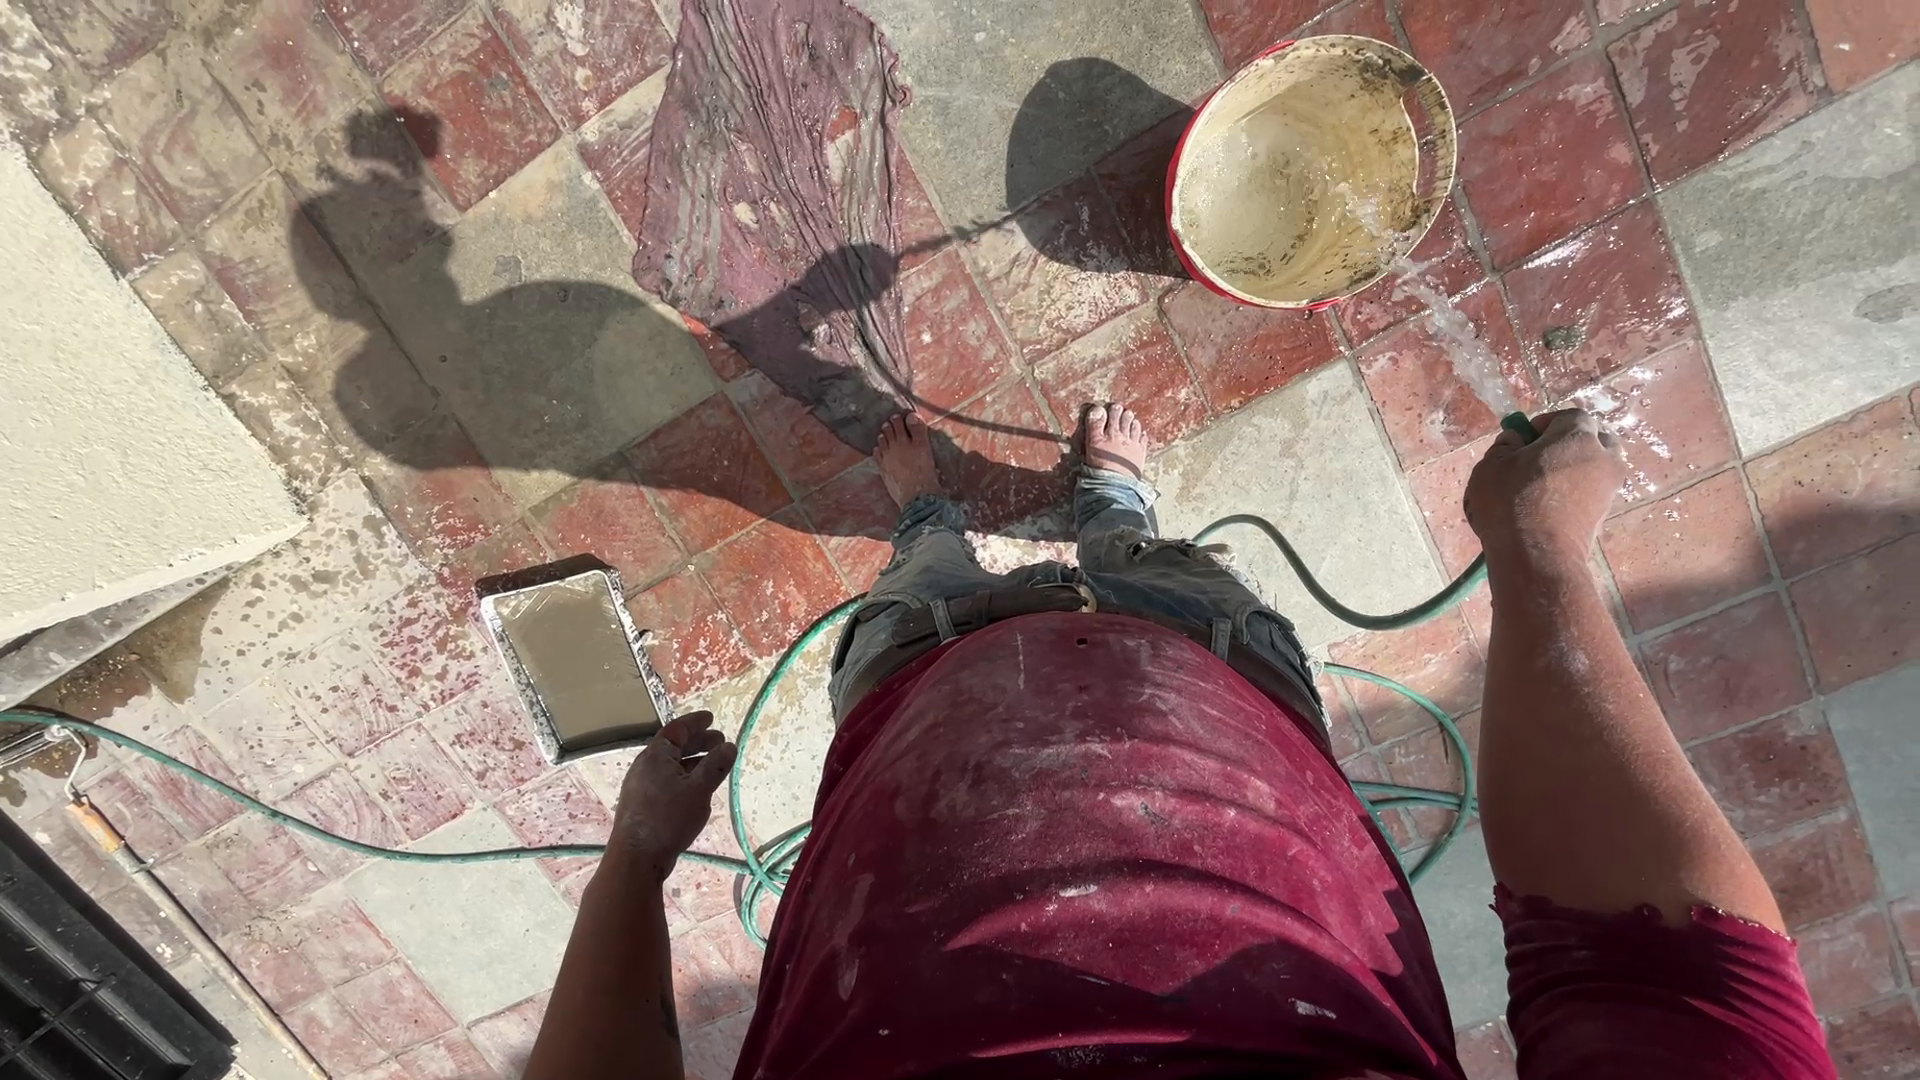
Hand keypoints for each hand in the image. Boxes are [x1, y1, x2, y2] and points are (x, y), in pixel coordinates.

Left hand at [609, 712, 735, 874]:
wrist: (635, 860)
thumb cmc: (667, 820)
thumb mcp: (699, 790)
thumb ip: (716, 766)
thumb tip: (730, 746)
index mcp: (655, 757)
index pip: (676, 729)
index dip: (695, 722)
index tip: (711, 718)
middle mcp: (644, 767)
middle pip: (673, 746)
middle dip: (697, 742)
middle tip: (719, 741)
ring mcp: (640, 787)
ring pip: (670, 766)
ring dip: (692, 761)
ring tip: (712, 766)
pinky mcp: (641, 805)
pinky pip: (665, 781)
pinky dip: (683, 777)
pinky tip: (695, 790)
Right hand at [1464, 409, 1626, 571]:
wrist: (1536, 552)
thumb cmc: (1509, 502)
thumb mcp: (1490, 466)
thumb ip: (1504, 446)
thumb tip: (1516, 440)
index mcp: (1576, 437)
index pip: (1570, 415)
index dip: (1545, 423)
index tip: (1523, 438)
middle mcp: (1603, 455)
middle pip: (1593, 437)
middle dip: (1568, 441)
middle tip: (1537, 456)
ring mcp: (1609, 484)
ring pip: (1596, 462)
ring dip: (1574, 465)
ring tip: (1543, 481)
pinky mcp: (1605, 509)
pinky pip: (1593, 487)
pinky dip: (1576, 487)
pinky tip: (1550, 502)